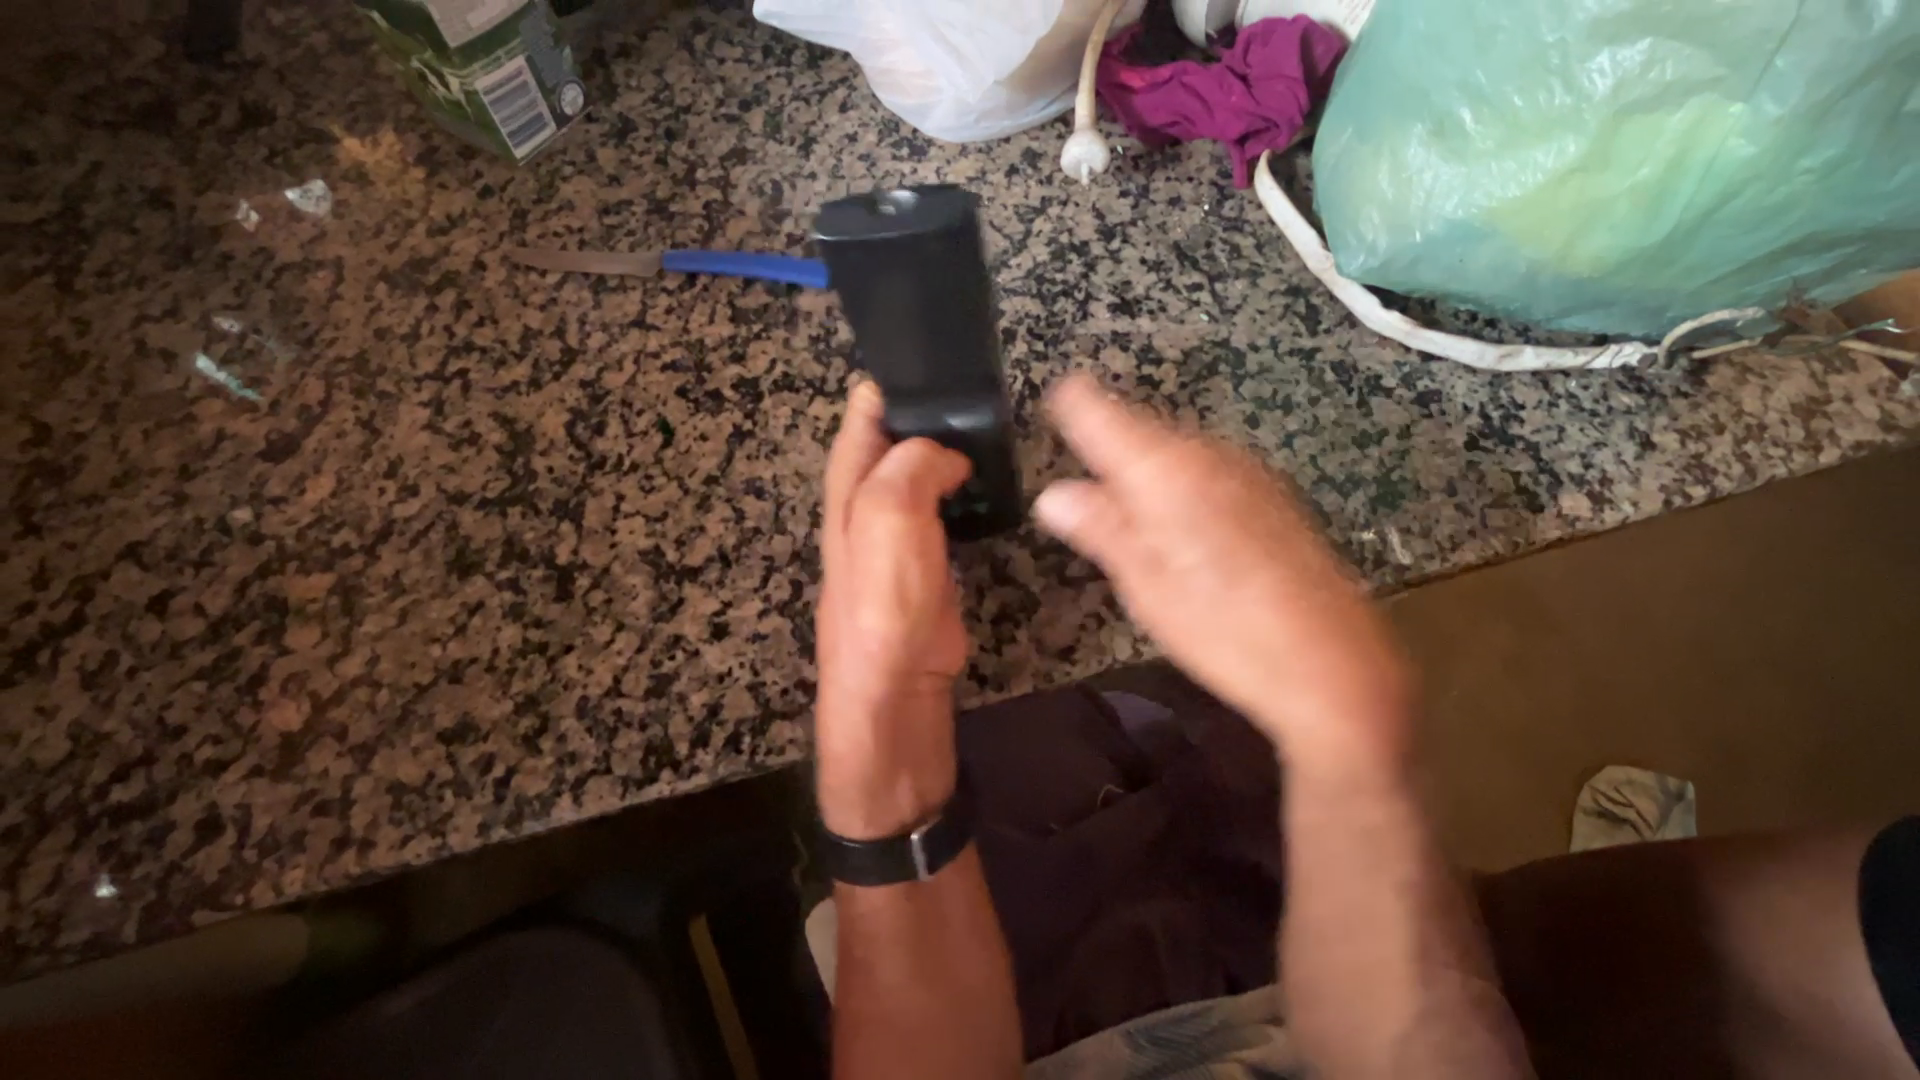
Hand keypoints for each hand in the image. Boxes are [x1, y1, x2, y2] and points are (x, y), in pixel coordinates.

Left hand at [815, 380, 973, 838]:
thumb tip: (946, 453)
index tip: (928, 362)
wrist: (896, 691)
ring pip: (921, 478)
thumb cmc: (884, 603)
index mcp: (849, 489)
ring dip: (945, 454)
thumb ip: (914, 468)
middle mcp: (867, 508)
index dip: (888, 387)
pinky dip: (963, 494)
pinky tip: (987, 486)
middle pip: (892, 445)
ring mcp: (898, 539)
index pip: (862, 419)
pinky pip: (944, 514)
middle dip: (924, 417)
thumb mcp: (890, 518)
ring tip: (985, 430)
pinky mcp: (929, 567)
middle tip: (972, 393)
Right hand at [1032, 374, 1412, 768]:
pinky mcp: (1271, 496)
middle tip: (1082, 479)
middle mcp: (1208, 456)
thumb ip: (1100, 529)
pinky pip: (1208, 472)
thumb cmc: (1226, 631)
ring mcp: (1246, 473)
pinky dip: (1182, 487)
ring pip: (1176, 451)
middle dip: (1109, 445)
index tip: (1053, 404)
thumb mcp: (1146, 587)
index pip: (1103, 412)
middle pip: (1142, 428)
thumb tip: (1054, 495)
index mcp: (1165, 472)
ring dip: (1146, 469)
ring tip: (1125, 510)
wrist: (1331, 663)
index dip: (1073, 404)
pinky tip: (1180, 530)